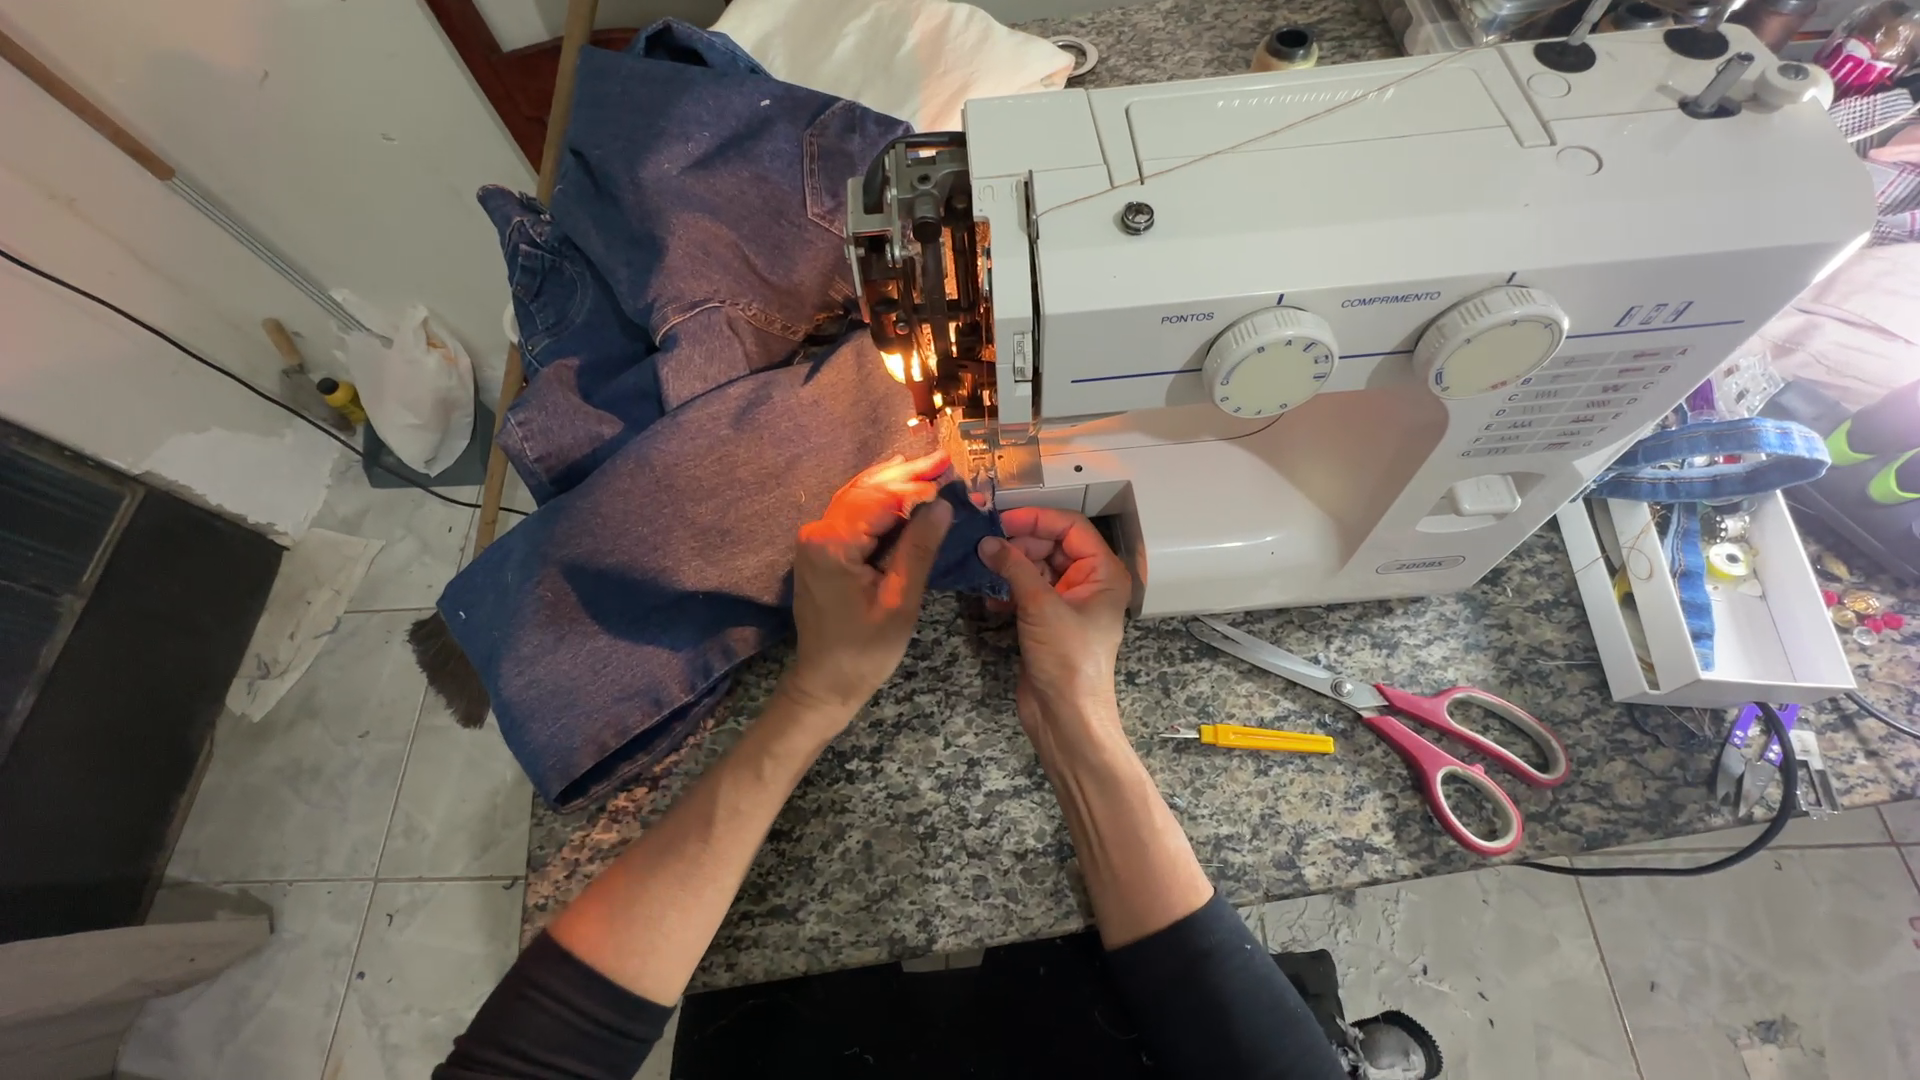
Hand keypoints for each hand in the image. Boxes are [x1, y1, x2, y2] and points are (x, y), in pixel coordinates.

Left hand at [786, 452, 954, 718]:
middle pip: (866, 491)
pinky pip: (850, 514)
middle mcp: (817, 533)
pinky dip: (876, 500)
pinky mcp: (819, 550)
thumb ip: (918, 548)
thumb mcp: (900, 600)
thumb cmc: (865, 649)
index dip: (916, 483)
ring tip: (926, 465)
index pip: (880, 499)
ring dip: (892, 483)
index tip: (948, 469)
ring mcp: (814, 540)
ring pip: (857, 498)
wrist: (825, 682)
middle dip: (905, 475)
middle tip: (942, 458)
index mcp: (833, 544)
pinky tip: (895, 486)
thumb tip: (942, 504)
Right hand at [975, 507, 1131, 742]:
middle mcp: (1089, 582)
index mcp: (1103, 573)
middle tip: (986, 545)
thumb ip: (1013, 568)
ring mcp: (1067, 602)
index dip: (1037, 518)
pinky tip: (990, 597)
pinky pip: (1026, 591)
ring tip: (983, 567)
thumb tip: (987, 542)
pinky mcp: (1047, 621)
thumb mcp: (1040, 607)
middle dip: (1019, 543)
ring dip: (1009, 567)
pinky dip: (1008, 590)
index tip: (1002, 519)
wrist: (1066, 717)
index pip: (1071, 527)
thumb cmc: (1067, 661)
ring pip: (1035, 567)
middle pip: (1051, 545)